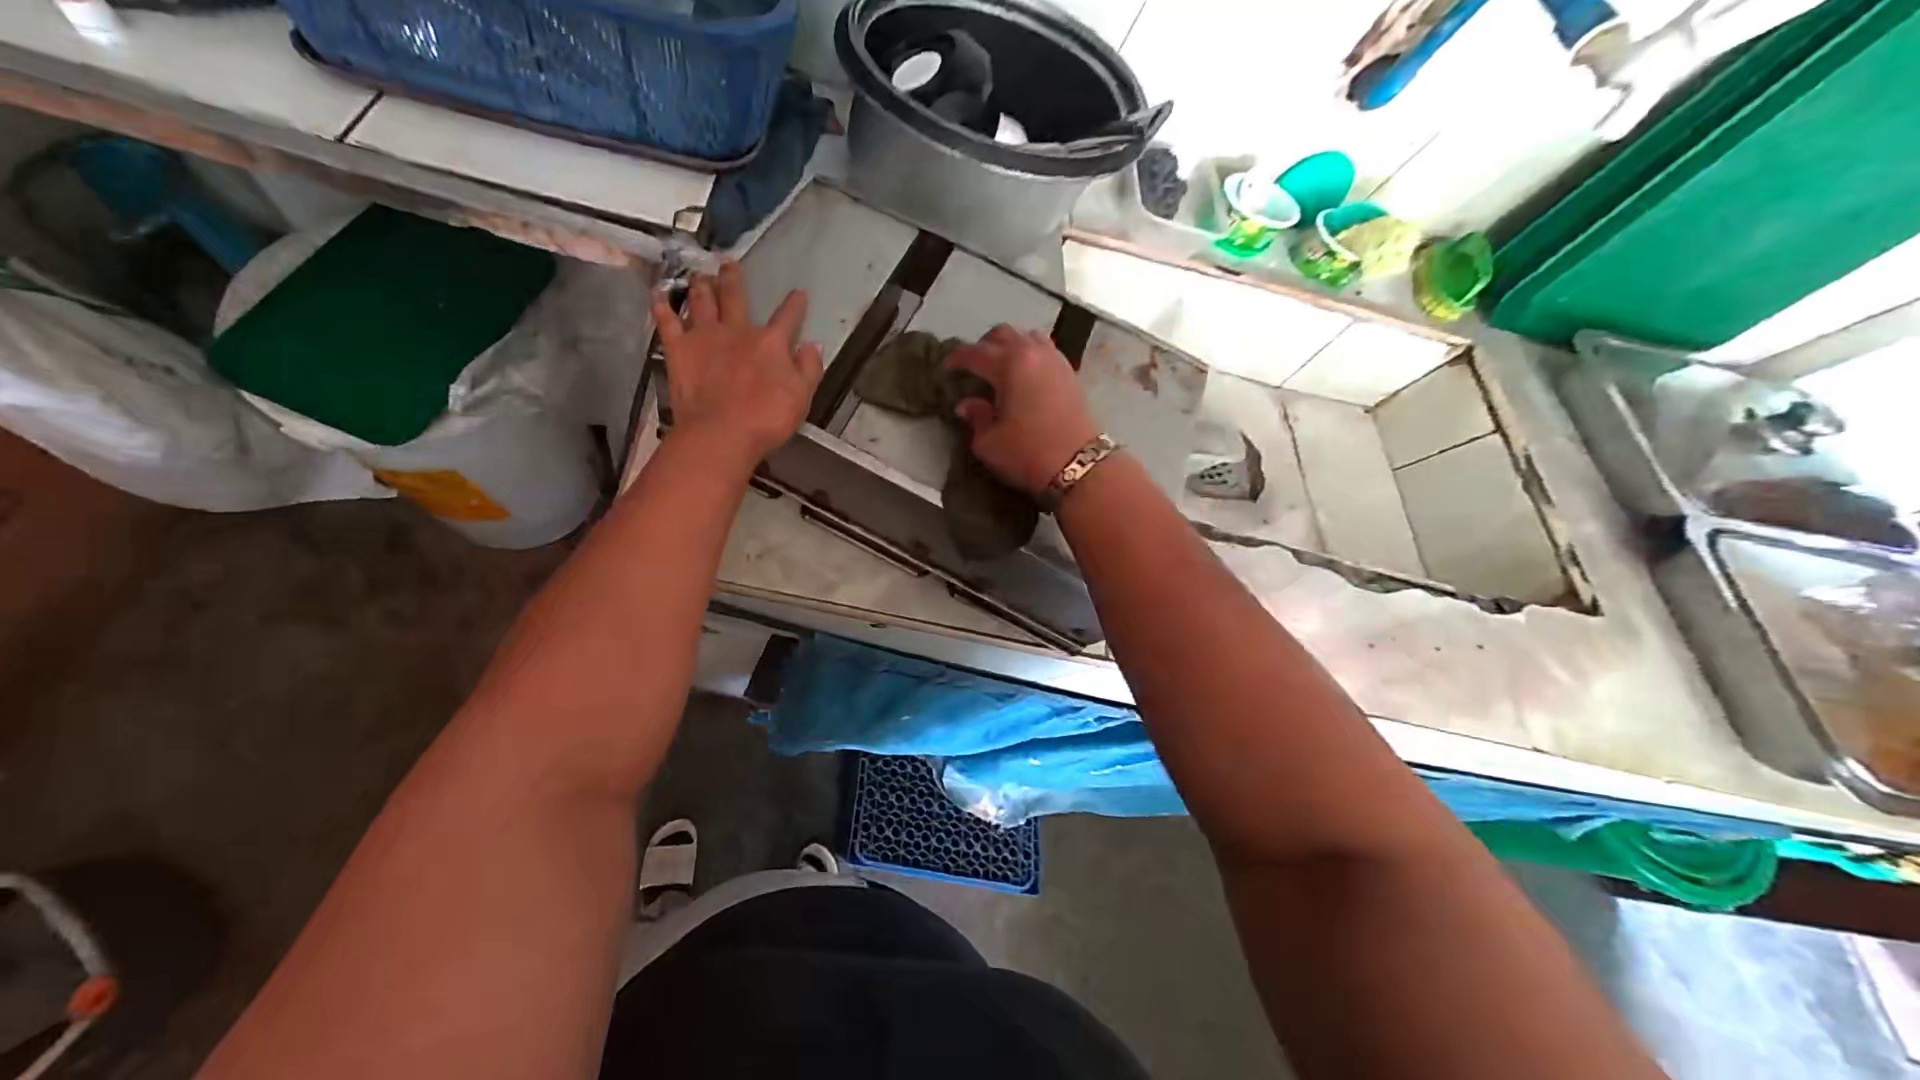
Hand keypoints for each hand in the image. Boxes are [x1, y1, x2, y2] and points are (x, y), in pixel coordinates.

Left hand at [650, 260, 822, 468]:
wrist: (721, 432)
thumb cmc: (767, 419)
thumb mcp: (801, 397)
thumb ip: (809, 369)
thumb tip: (813, 345)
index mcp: (771, 343)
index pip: (787, 317)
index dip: (795, 304)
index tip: (799, 293)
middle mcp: (737, 331)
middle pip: (735, 298)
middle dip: (733, 279)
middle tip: (728, 263)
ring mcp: (704, 337)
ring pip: (701, 301)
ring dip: (701, 285)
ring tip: (700, 274)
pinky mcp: (678, 350)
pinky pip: (667, 321)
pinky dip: (662, 305)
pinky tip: (658, 292)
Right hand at [944, 325, 1099, 496]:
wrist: (1079, 465)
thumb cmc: (1028, 453)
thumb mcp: (989, 442)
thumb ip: (975, 417)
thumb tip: (968, 404)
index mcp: (1009, 365)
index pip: (975, 353)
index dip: (956, 359)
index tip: (946, 370)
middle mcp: (1033, 353)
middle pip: (1002, 334)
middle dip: (983, 346)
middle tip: (973, 367)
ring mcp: (1055, 360)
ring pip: (1027, 337)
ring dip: (1010, 346)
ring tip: (1001, 367)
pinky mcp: (1070, 373)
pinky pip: (1045, 350)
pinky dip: (1030, 355)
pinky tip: (1025, 376)